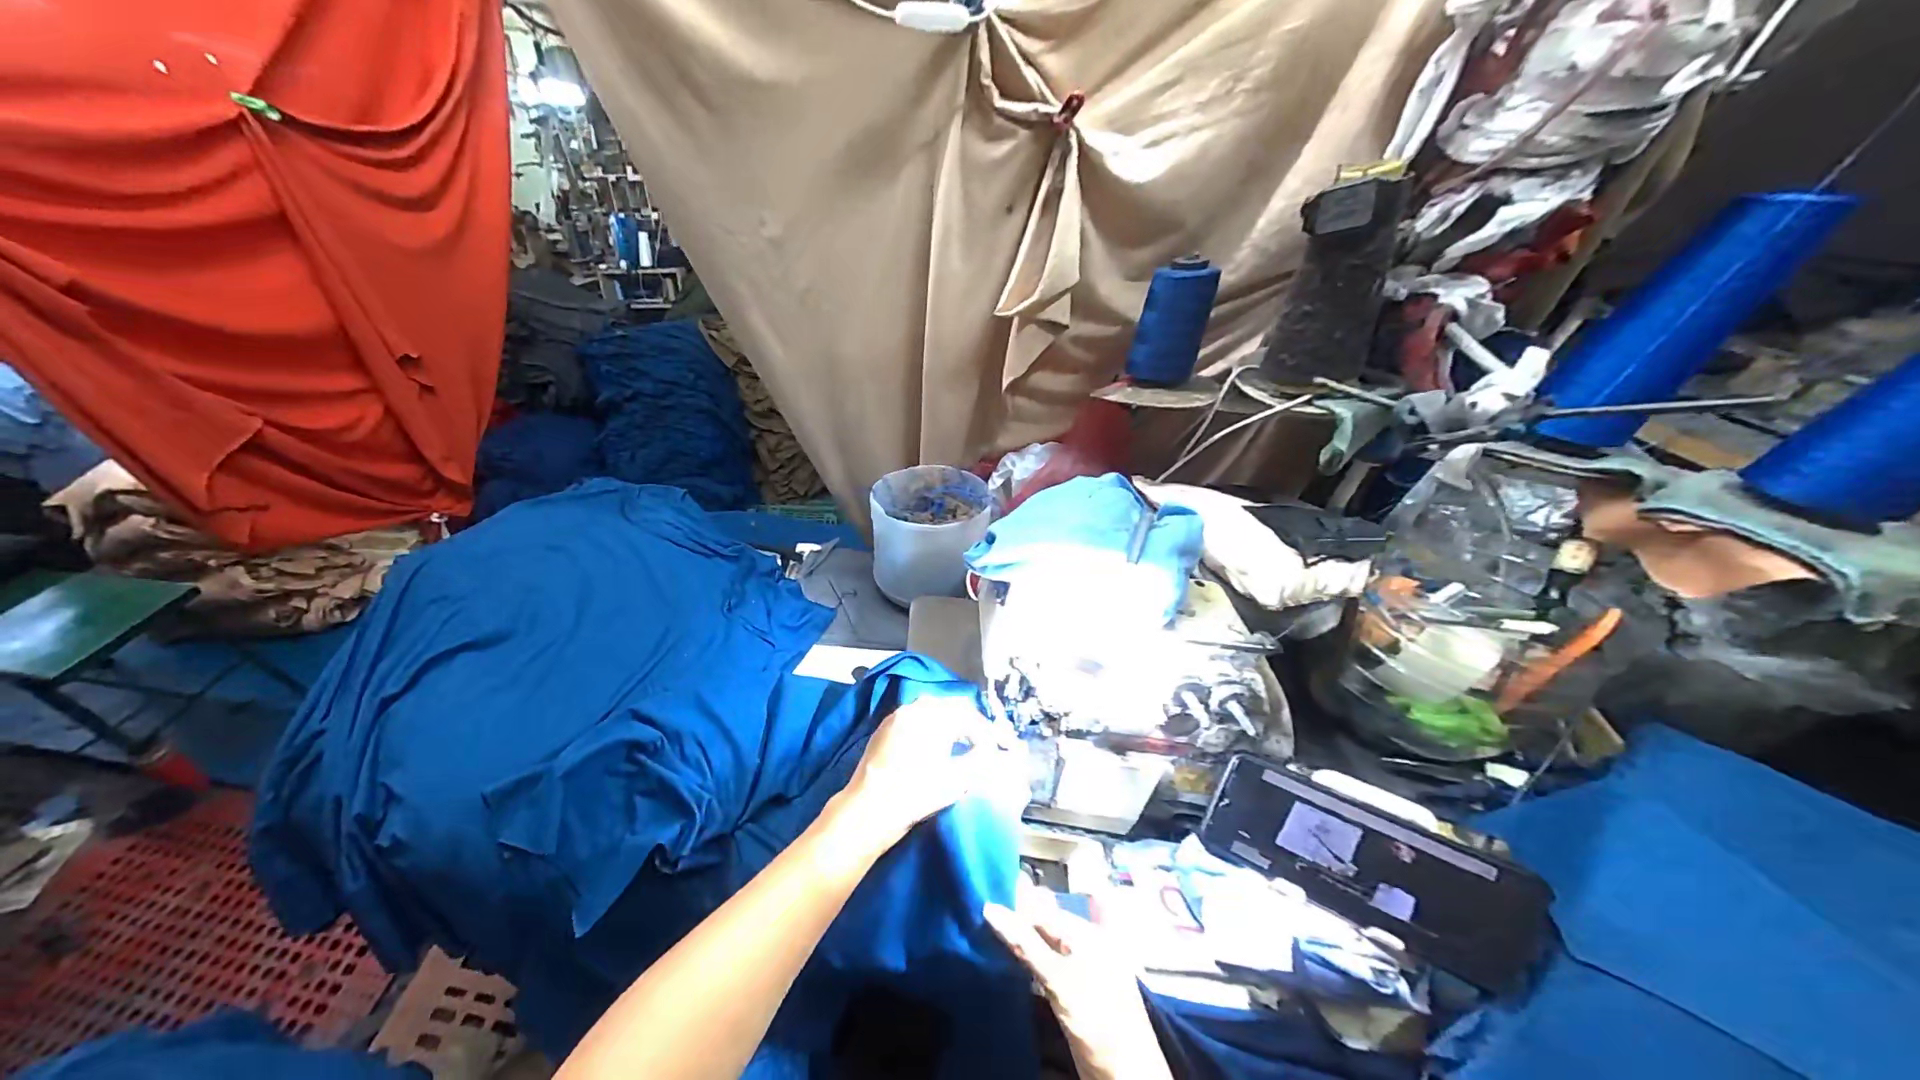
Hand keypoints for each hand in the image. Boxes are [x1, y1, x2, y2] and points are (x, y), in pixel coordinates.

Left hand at [838, 694, 1016, 843]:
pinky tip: (936, 746)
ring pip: (931, 711)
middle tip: (986, 743)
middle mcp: (914, 708)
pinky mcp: (884, 731)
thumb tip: (994, 751)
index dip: (989, 733)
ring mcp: (896, 718)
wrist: (869, 811)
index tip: (1002, 749)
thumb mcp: (958, 778)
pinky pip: (915, 720)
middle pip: (951, 708)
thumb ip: (982, 758)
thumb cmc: (916, 793)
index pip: (970, 716)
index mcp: (933, 715)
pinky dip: (931, 728)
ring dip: (951, 724)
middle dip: (971, 724)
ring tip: (964, 743)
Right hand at [984, 885, 1173, 1079]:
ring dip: (1018, 943)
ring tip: (984, 936)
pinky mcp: (1074, 995)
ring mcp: (1081, 971)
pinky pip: (1045, 968)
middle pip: (1044, 925)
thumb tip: (990, 907)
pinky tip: (1006, 964)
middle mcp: (1086, 946)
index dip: (1014, 905)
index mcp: (1088, 934)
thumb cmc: (1096, 1021)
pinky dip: (1027, 963)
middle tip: (979, 917)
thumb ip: (1025, 944)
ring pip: (1043, 946)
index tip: (981, 904)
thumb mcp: (1058, 981)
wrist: (1127, 1078)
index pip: (1043, 909)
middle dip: (1015, 921)